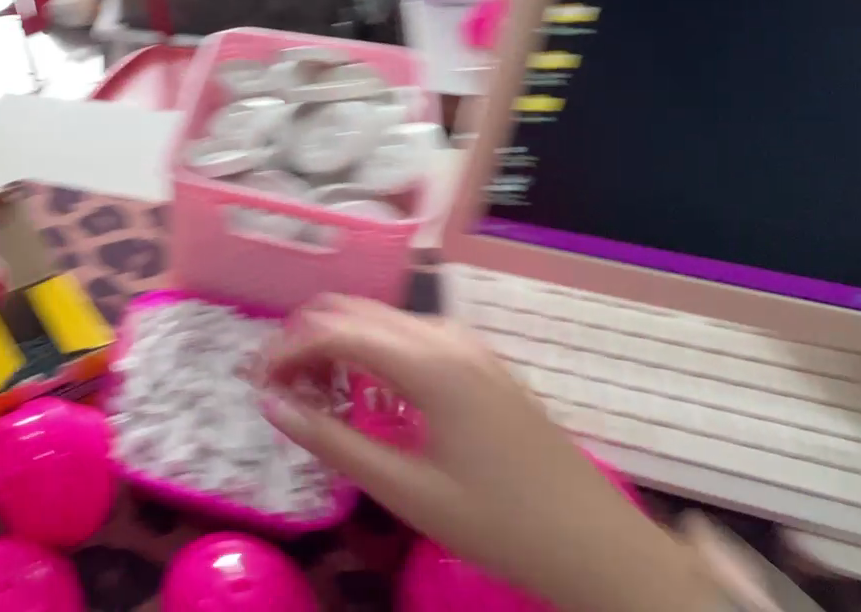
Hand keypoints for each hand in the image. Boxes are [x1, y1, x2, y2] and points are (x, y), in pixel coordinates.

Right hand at [257, 297, 718, 611]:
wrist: (602, 549)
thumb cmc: (499, 523)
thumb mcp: (404, 490)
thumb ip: (330, 441)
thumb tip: (270, 403)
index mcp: (427, 363)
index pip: (331, 331)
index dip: (284, 352)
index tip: (258, 384)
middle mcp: (444, 337)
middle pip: (350, 310)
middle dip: (304, 338)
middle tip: (280, 384)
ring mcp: (467, 345)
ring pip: (377, 317)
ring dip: (336, 340)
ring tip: (316, 389)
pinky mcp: (480, 360)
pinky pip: (407, 333)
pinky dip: (369, 347)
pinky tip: (365, 389)